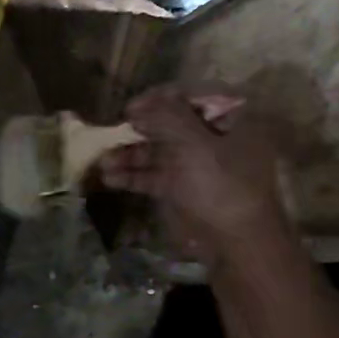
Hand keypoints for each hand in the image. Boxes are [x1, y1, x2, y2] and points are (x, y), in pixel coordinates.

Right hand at [100, 83, 285, 262]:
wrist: (236, 242)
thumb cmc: (222, 186)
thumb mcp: (195, 145)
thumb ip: (167, 117)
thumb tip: (141, 105)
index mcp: (231, 119)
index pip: (191, 96)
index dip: (159, 99)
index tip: (130, 108)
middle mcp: (215, 138)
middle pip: (171, 124)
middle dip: (138, 130)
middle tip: (111, 133)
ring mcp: (199, 165)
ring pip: (160, 152)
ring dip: (130, 155)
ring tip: (102, 162)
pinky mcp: (185, 189)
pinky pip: (157, 175)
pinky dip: (135, 176)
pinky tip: (110, 179)